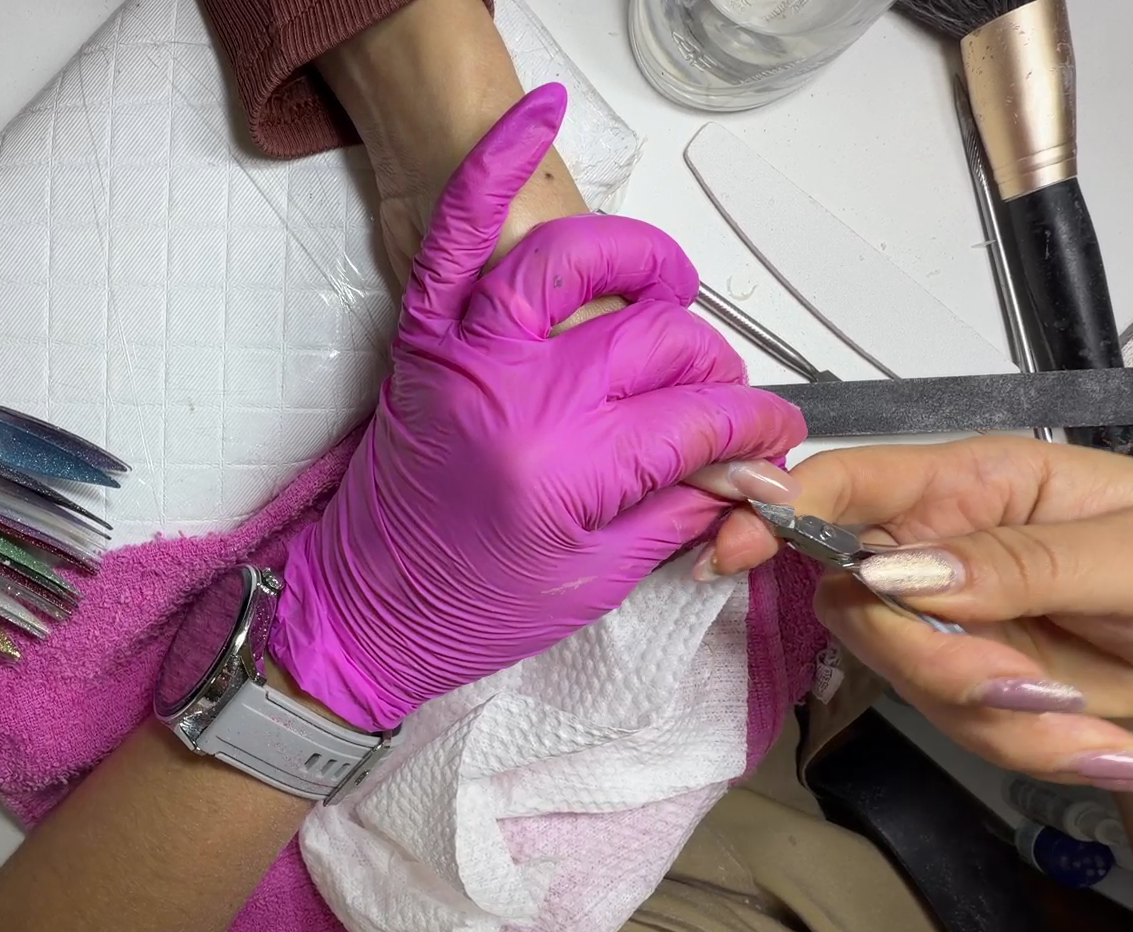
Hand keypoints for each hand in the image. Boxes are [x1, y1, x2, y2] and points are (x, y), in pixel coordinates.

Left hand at [271, 84, 807, 731]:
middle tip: (712, 404)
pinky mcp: (425, 344)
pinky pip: (457, 233)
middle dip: (711, 371)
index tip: (768, 441)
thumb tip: (748, 462)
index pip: (702, 416)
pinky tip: (535, 118)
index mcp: (567, 470)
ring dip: (639, 263)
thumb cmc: (466, 611)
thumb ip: (681, 507)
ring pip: (577, 260)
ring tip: (662, 292)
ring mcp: (466, 357)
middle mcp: (519, 397)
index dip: (756, 429)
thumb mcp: (596, 579)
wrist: (365, 611)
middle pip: (659, 339)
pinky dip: (491, 166)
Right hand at [713, 437, 1132, 789]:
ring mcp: (922, 614)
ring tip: (1093, 726)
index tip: (732, 548)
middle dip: (930, 657)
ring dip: (988, 710)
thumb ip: (1026, 560)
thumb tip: (897, 572)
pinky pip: (939, 717)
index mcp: (966, 485)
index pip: (844, 483)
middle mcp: (922, 546)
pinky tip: (1097, 742)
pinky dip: (1019, 744)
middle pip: (852, 598)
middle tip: (1029, 690)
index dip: (776, 507)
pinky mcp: (936, 672)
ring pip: (890, 666)